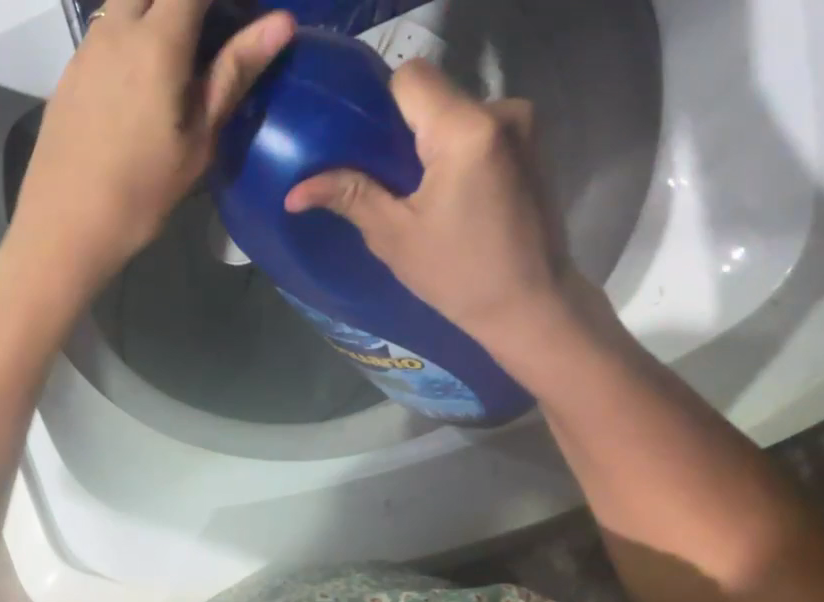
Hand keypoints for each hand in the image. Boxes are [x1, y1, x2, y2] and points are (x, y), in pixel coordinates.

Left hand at [2, 0, 294, 288]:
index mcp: (156, 42)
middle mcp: (114, 33)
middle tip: (207, 29)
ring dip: (152, 12)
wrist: (62, 232)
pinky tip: (138, 82)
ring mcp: (84, 53)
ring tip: (177, 54)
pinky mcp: (65, 78)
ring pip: (122, 4)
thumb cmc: (138, 195)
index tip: (234, 13)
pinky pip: (101, 34)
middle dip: (182, 0)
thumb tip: (280, 22)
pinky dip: (126, 36)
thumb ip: (233, 73)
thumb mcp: (198, 142)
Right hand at [285, 60, 577, 345]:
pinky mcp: (529, 143)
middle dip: (401, 130)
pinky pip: (475, 128)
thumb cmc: (456, 273)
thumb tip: (293, 192)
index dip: (380, 106)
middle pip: (432, 94)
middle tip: (380, 180)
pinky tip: (445, 195)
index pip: (410, 77)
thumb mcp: (392, 235)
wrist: (529, 301)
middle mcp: (502, 111)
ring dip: (427, 143)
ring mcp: (522, 125)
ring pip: (453, 112)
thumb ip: (349, 196)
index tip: (362, 147)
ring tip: (412, 193)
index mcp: (466, 129)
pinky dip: (451, 151)